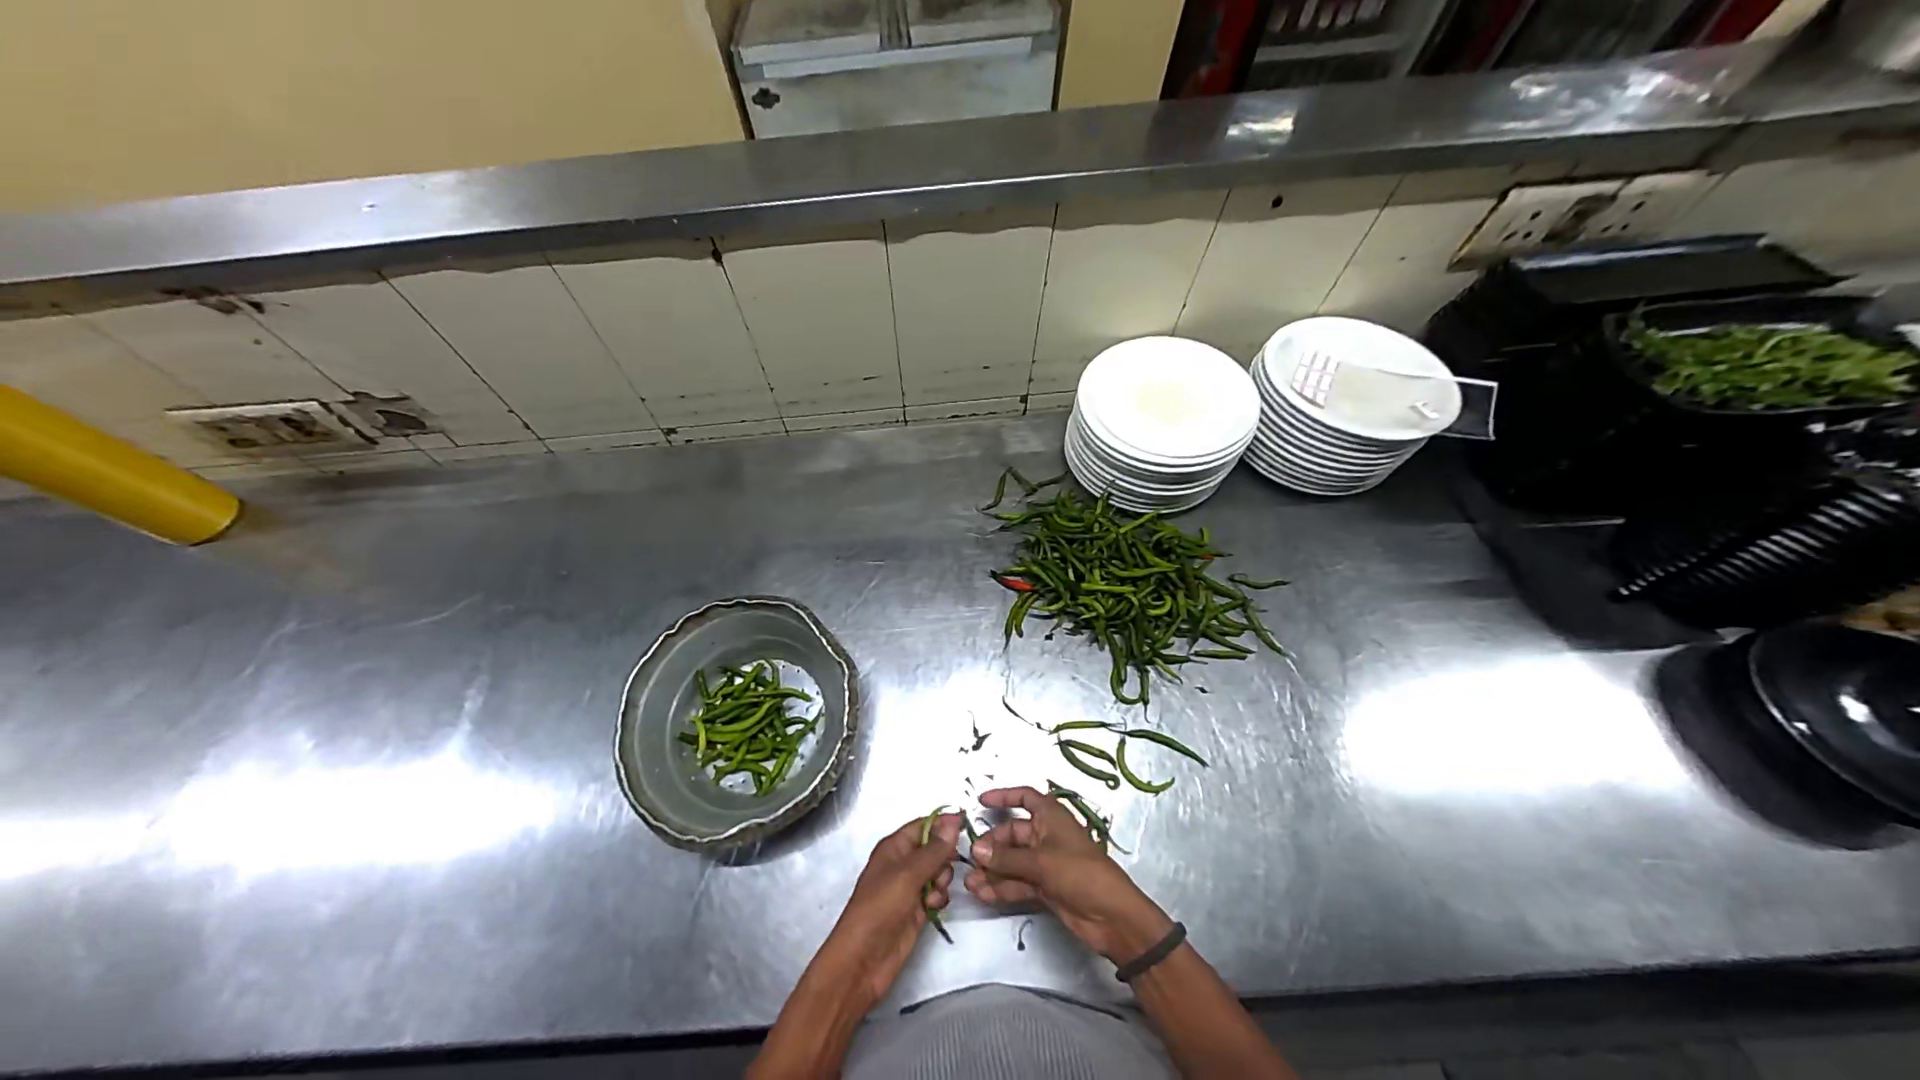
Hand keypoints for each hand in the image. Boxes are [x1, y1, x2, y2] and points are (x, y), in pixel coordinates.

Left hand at [813, 812, 962, 1007]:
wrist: (864, 959)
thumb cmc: (880, 908)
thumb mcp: (908, 874)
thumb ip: (934, 849)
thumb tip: (953, 821)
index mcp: (894, 847)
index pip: (924, 825)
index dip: (943, 824)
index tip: (965, 825)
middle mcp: (902, 863)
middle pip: (934, 849)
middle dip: (945, 857)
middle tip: (943, 869)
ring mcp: (910, 887)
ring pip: (938, 872)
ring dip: (942, 879)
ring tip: (934, 892)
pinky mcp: (917, 909)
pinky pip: (937, 893)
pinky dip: (939, 897)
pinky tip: (933, 906)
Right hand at [965, 786, 1175, 962]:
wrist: (1112, 917)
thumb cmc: (1081, 874)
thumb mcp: (1041, 861)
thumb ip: (1007, 857)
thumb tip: (977, 851)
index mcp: (1052, 817)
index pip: (1025, 798)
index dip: (1004, 796)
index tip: (981, 802)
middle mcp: (1047, 836)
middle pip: (1012, 834)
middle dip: (992, 847)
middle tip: (972, 861)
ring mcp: (1046, 863)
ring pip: (1012, 861)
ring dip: (992, 871)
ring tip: (971, 883)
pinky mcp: (1045, 888)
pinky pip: (1018, 882)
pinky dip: (1002, 887)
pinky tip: (984, 894)